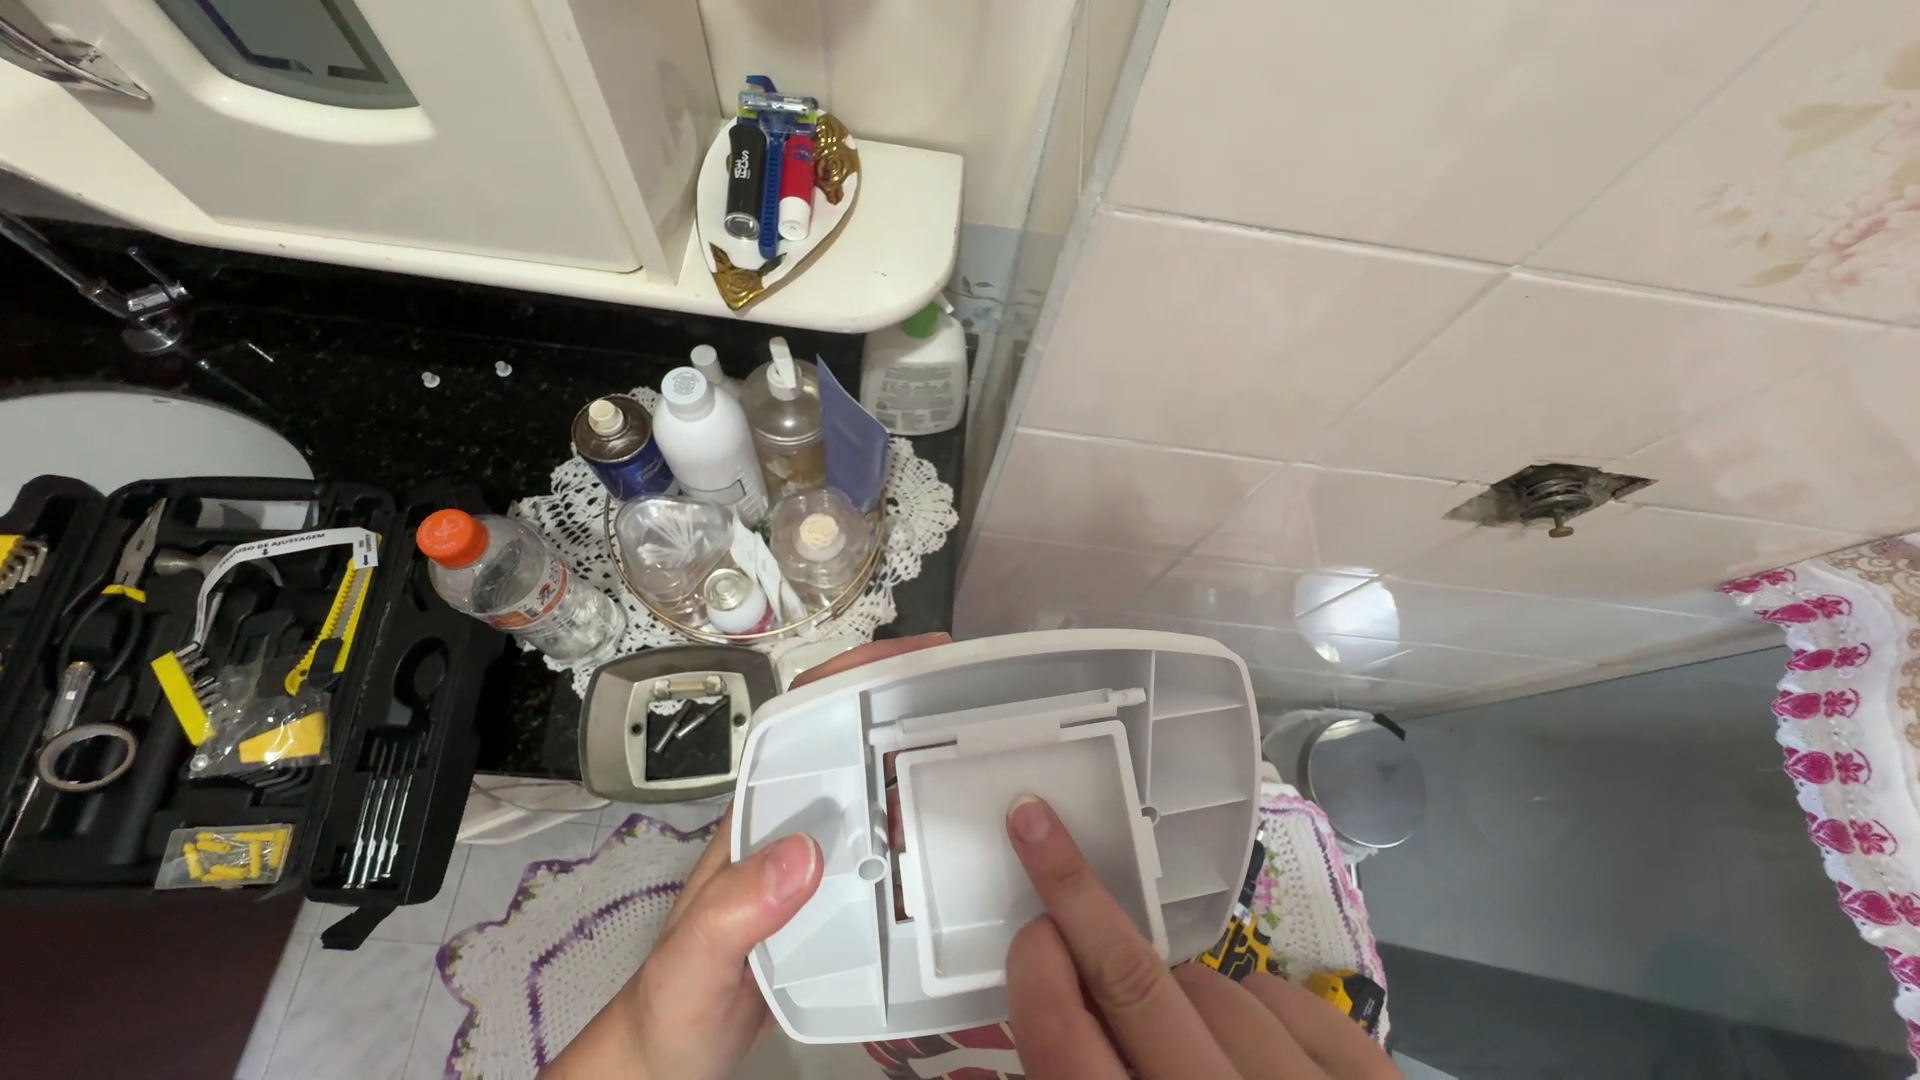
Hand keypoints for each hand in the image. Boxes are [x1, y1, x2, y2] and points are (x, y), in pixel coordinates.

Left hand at [543, 633, 950, 1079]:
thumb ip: (735, 909)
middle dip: (907, 708)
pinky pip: (891, 847)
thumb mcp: (696, 959)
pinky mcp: (842, 894)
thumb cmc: (676, 1004)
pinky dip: (924, 829)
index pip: (805, 720)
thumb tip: (805, 852)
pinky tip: (956, 837)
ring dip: (923, 765)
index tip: (913, 657)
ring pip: (878, 791)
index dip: (855, 674)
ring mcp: (822, 857)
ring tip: (980, 754)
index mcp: (760, 812)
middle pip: (854, 743)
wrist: (676, 1056)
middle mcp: (796, 822)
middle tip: (971, 697)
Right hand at [1004, 795, 1400, 1079]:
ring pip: (1206, 986)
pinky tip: (1249, 1045)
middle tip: (1039, 829)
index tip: (1026, 923)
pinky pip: (1283, 995)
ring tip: (1182, 1043)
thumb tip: (973, 1078)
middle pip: (1131, 979)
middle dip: (1074, 895)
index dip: (1034, 968)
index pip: (1064, 1037)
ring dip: (1176, 992)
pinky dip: (1254, 1002)